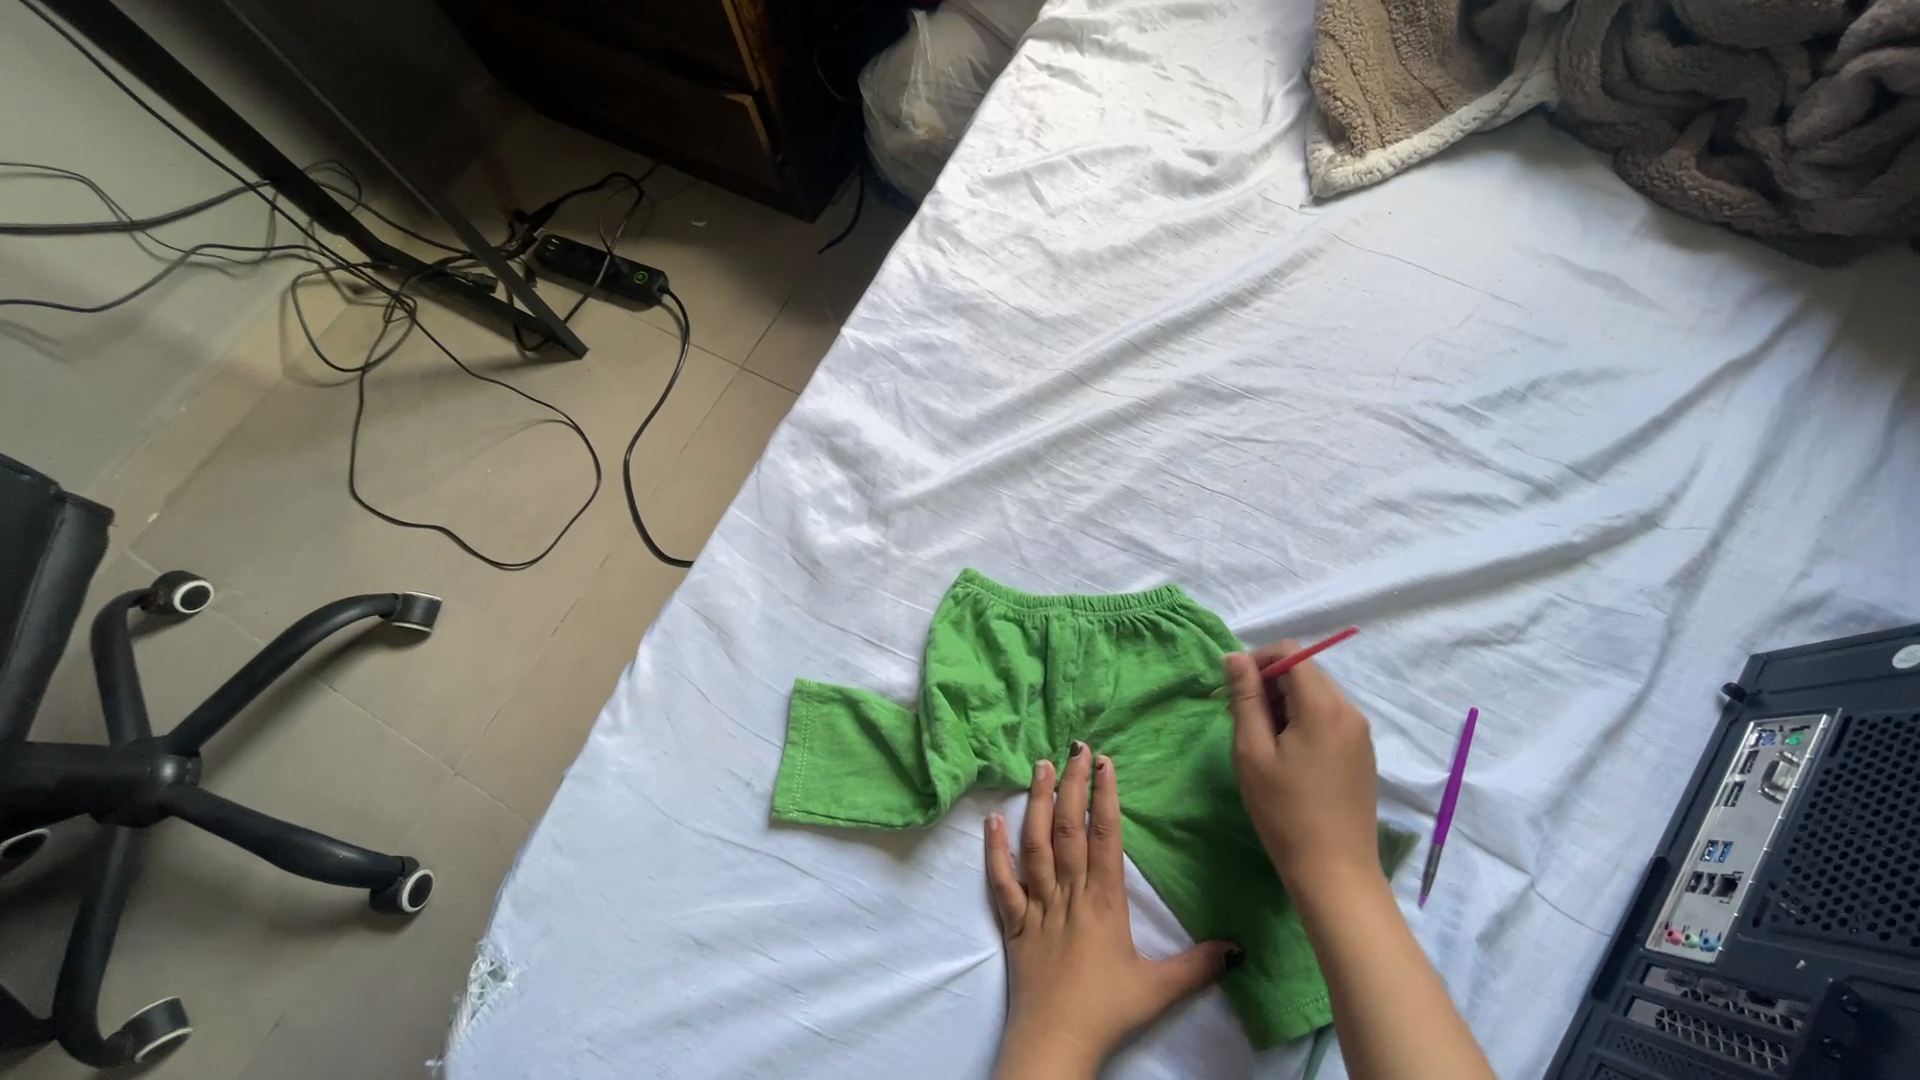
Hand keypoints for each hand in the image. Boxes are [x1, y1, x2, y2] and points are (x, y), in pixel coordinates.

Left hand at [985, 743, 1240, 1079]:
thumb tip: (1239, 949)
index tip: (1103, 762)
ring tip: (1040, 766)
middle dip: (1071, 784)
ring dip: (1037, 802)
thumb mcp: (1160, 989)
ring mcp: (1036, 904)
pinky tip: (992, 819)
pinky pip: (1001, 880)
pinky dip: (994, 849)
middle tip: (1074, 748)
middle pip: (1068, 828)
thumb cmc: (1107, 1011)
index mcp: (1104, 901)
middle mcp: (1068, 892)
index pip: (1104, 837)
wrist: (1055, 1042)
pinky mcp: (1012, 921)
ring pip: (1035, 843)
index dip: (1104, 797)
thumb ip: (1198, 965)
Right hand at [1225, 643, 1382, 893]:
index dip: (1257, 661)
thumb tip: (1236, 657)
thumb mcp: (1252, 751)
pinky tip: (1285, 757)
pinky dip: (1301, 722)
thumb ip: (1245, 698)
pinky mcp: (1361, 754)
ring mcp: (1359, 733)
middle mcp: (1349, 711)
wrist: (1335, 871)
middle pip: (1304, 672)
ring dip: (1282, 705)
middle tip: (1239, 720)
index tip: (1232, 691)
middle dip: (1267, 685)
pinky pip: (1327, 718)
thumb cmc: (1285, 810)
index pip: (1290, 653)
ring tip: (1259, 742)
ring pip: (1315, 696)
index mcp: (1324, 706)